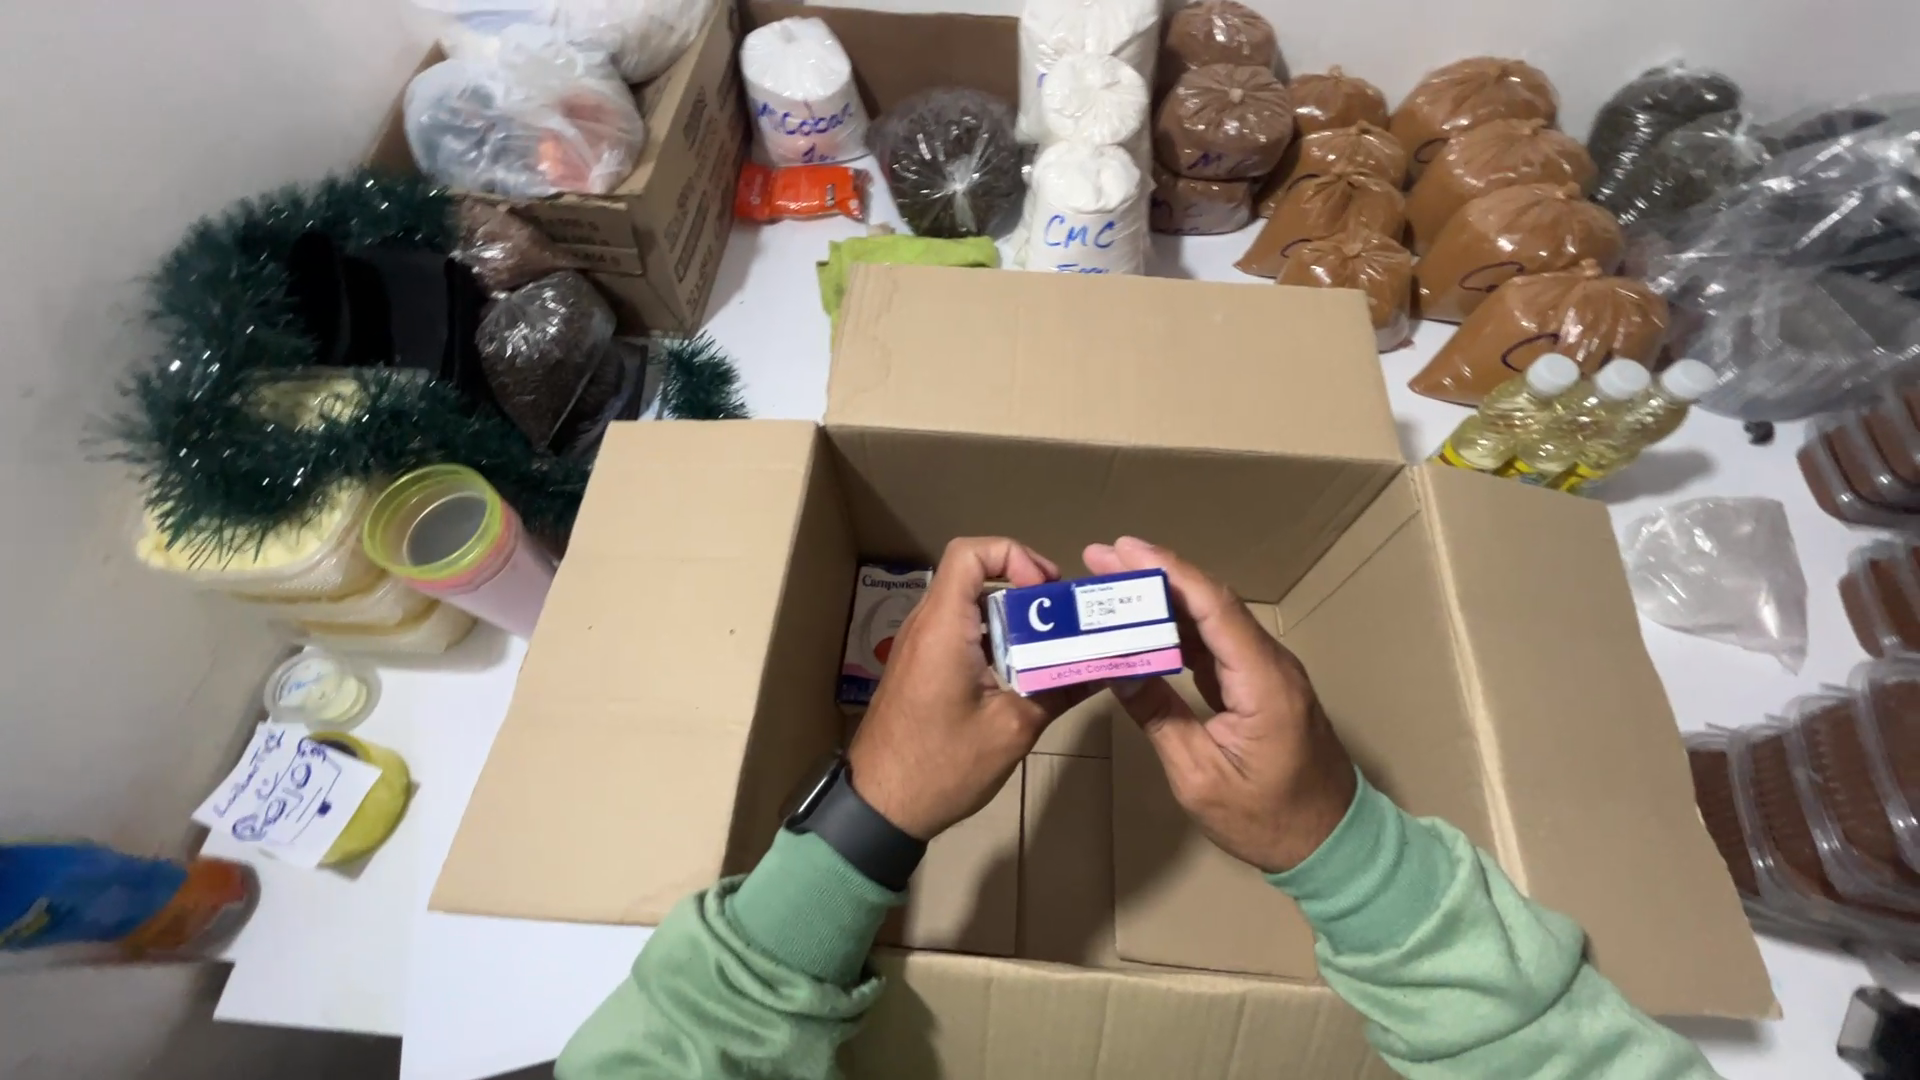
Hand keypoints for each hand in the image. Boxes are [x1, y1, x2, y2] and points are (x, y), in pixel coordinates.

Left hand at [848, 538, 1082, 840]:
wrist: (879, 806)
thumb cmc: (942, 764)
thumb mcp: (1012, 729)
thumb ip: (1058, 690)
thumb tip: (1102, 669)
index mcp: (944, 627)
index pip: (970, 553)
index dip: (1013, 554)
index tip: (1046, 589)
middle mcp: (927, 625)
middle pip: (974, 576)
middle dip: (1024, 588)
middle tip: (1063, 617)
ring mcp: (920, 646)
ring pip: (969, 606)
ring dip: (1011, 617)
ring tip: (1052, 644)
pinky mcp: (921, 667)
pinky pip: (960, 633)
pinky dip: (994, 639)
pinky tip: (1023, 671)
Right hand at [1085, 537, 1356, 872]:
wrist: (1333, 845)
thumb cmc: (1267, 820)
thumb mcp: (1199, 776)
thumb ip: (1159, 716)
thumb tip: (1116, 669)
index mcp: (1262, 682)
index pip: (1212, 607)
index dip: (1167, 572)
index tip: (1122, 549)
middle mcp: (1269, 663)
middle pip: (1209, 602)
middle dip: (1154, 574)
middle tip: (1099, 558)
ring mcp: (1265, 671)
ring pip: (1209, 618)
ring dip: (1161, 598)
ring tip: (1109, 583)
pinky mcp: (1256, 683)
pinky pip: (1213, 642)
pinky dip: (1175, 627)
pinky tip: (1142, 623)